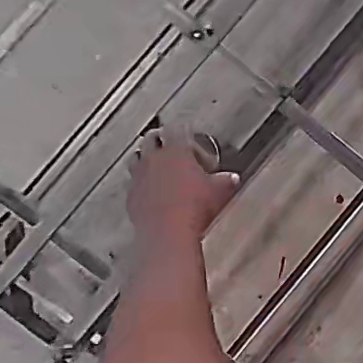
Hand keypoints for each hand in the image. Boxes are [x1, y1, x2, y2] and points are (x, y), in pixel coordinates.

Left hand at [128, 127, 239, 241]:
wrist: (169, 231)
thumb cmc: (194, 206)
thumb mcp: (221, 190)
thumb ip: (226, 180)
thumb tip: (231, 178)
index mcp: (176, 150)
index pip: (177, 130)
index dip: (187, 136)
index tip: (196, 148)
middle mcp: (153, 158)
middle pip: (152, 138)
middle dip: (163, 142)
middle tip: (176, 153)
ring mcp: (139, 176)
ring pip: (138, 158)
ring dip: (150, 161)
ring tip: (164, 172)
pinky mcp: (131, 196)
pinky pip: (135, 183)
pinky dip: (144, 185)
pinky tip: (157, 196)